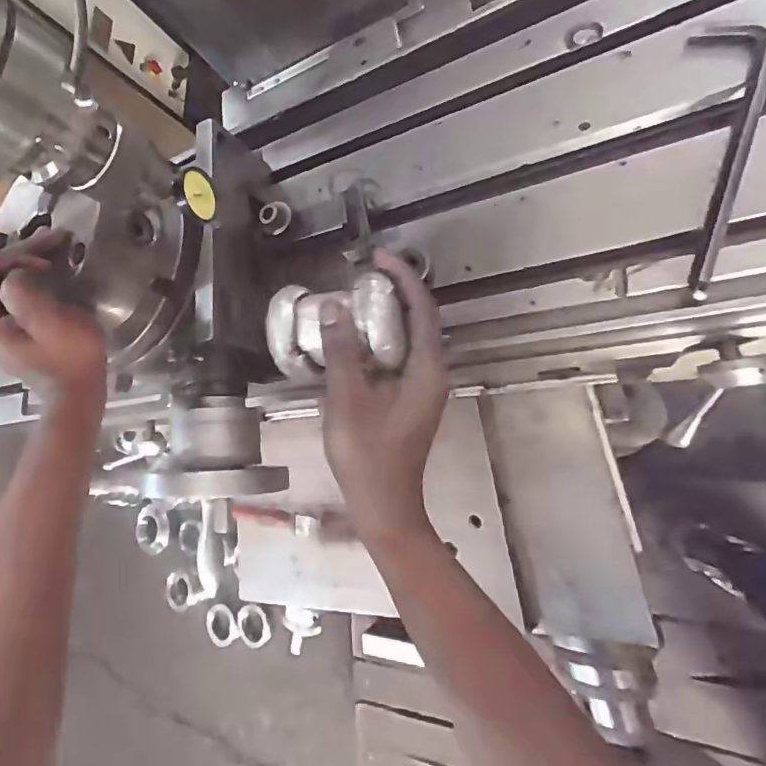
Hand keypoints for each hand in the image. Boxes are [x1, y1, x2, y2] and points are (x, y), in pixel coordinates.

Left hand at [0, 229, 107, 406]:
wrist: (78, 391)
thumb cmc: (68, 357)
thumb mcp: (49, 320)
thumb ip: (23, 289)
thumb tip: (19, 272)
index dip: (17, 257)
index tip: (49, 265)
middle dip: (25, 253)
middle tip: (61, 242)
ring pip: (2, 275)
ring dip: (31, 260)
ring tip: (61, 248)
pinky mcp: (5, 324)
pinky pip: (11, 287)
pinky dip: (32, 273)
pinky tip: (55, 267)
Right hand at [320, 248, 448, 540]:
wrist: (384, 507)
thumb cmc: (368, 456)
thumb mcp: (348, 400)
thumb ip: (341, 351)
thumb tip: (333, 307)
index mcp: (426, 369)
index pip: (422, 310)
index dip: (403, 278)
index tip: (378, 258)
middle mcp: (431, 373)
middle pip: (419, 320)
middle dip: (394, 292)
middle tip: (362, 275)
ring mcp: (422, 388)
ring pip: (407, 338)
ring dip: (386, 315)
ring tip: (355, 299)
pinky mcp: (409, 399)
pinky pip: (397, 356)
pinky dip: (379, 339)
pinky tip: (352, 341)